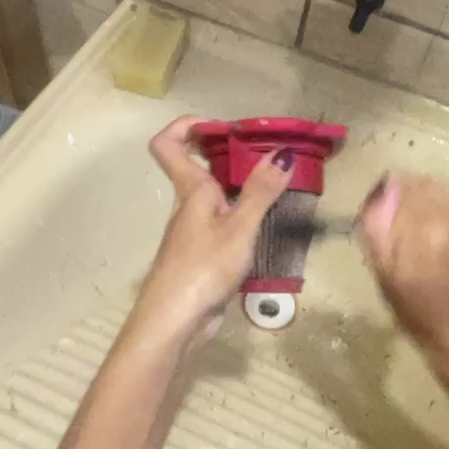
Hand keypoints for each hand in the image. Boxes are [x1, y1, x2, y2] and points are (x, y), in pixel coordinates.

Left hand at [133, 116, 293, 346]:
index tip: (221, 126)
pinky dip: (242, 213)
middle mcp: (189, 205)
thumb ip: (260, 192)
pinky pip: (222, 220)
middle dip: (229, 153)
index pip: (167, 144)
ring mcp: (194, 231)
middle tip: (266, 152)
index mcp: (191, 190)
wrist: (173, 323)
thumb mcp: (238, 228)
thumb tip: (281, 152)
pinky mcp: (203, 254)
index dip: (187, 126)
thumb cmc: (202, 268)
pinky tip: (266, 225)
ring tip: (277, 184)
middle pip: (198, 166)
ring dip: (241, 185)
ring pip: (214, 195)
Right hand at [356, 175, 448, 357]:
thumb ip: (376, 226)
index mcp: (426, 231)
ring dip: (439, 198)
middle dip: (414, 195)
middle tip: (409, 215)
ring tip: (433, 219)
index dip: (393, 192)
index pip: (405, 187)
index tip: (388, 203)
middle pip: (429, 185)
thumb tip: (381, 191)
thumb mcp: (382, 270)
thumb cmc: (414, 304)